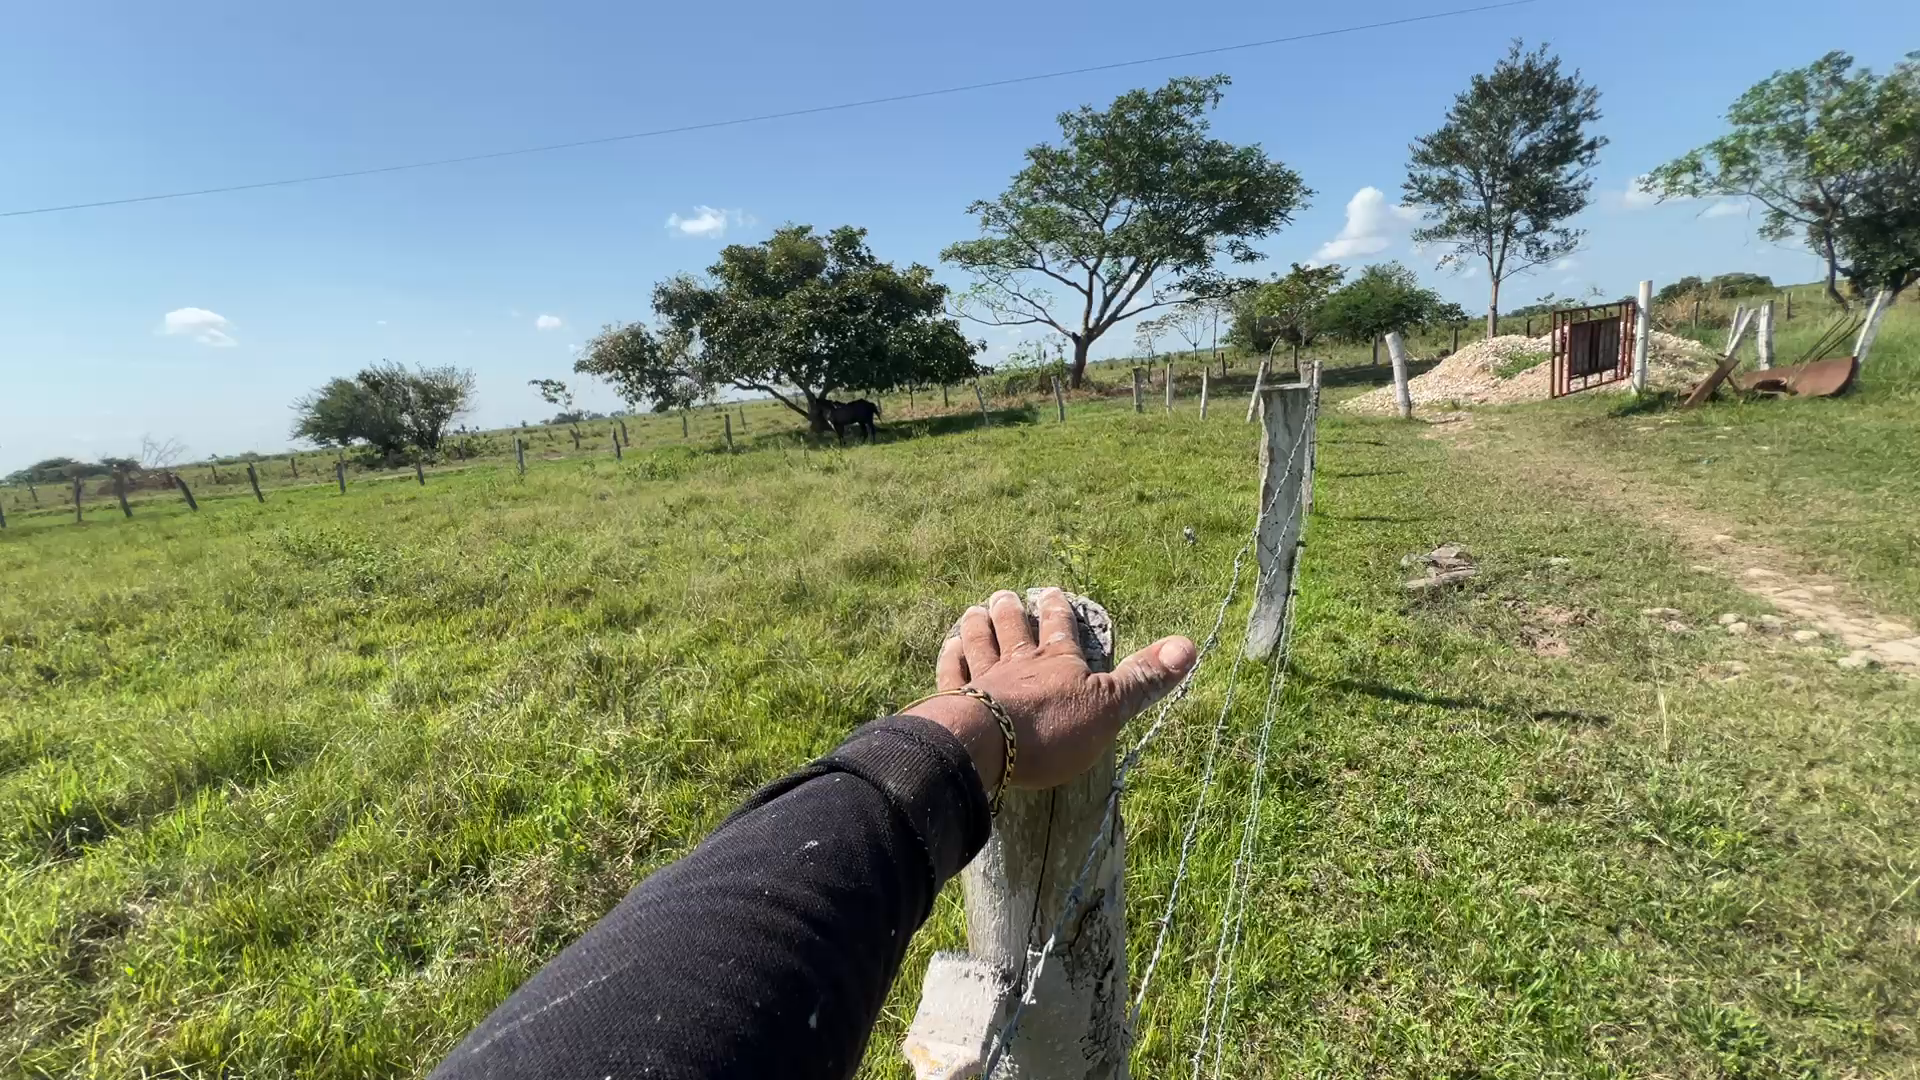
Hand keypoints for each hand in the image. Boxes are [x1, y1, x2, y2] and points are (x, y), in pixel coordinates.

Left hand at [908, 587, 1196, 791]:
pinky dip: (950, 657)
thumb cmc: (1053, 729)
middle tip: (1004, 594)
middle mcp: (1018, 663)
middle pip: (1013, 628)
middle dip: (1012, 610)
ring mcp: (983, 678)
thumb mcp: (1110, 706)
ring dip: (978, 625)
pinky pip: (951, 672)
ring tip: (976, 610)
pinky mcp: (955, 698)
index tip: (1053, 592)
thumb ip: (1144, 678)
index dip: (1058, 611)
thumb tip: (1190, 644)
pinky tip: (948, 646)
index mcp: (1057, 663)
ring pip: (979, 641)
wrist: (988, 747)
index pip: (1060, 629)